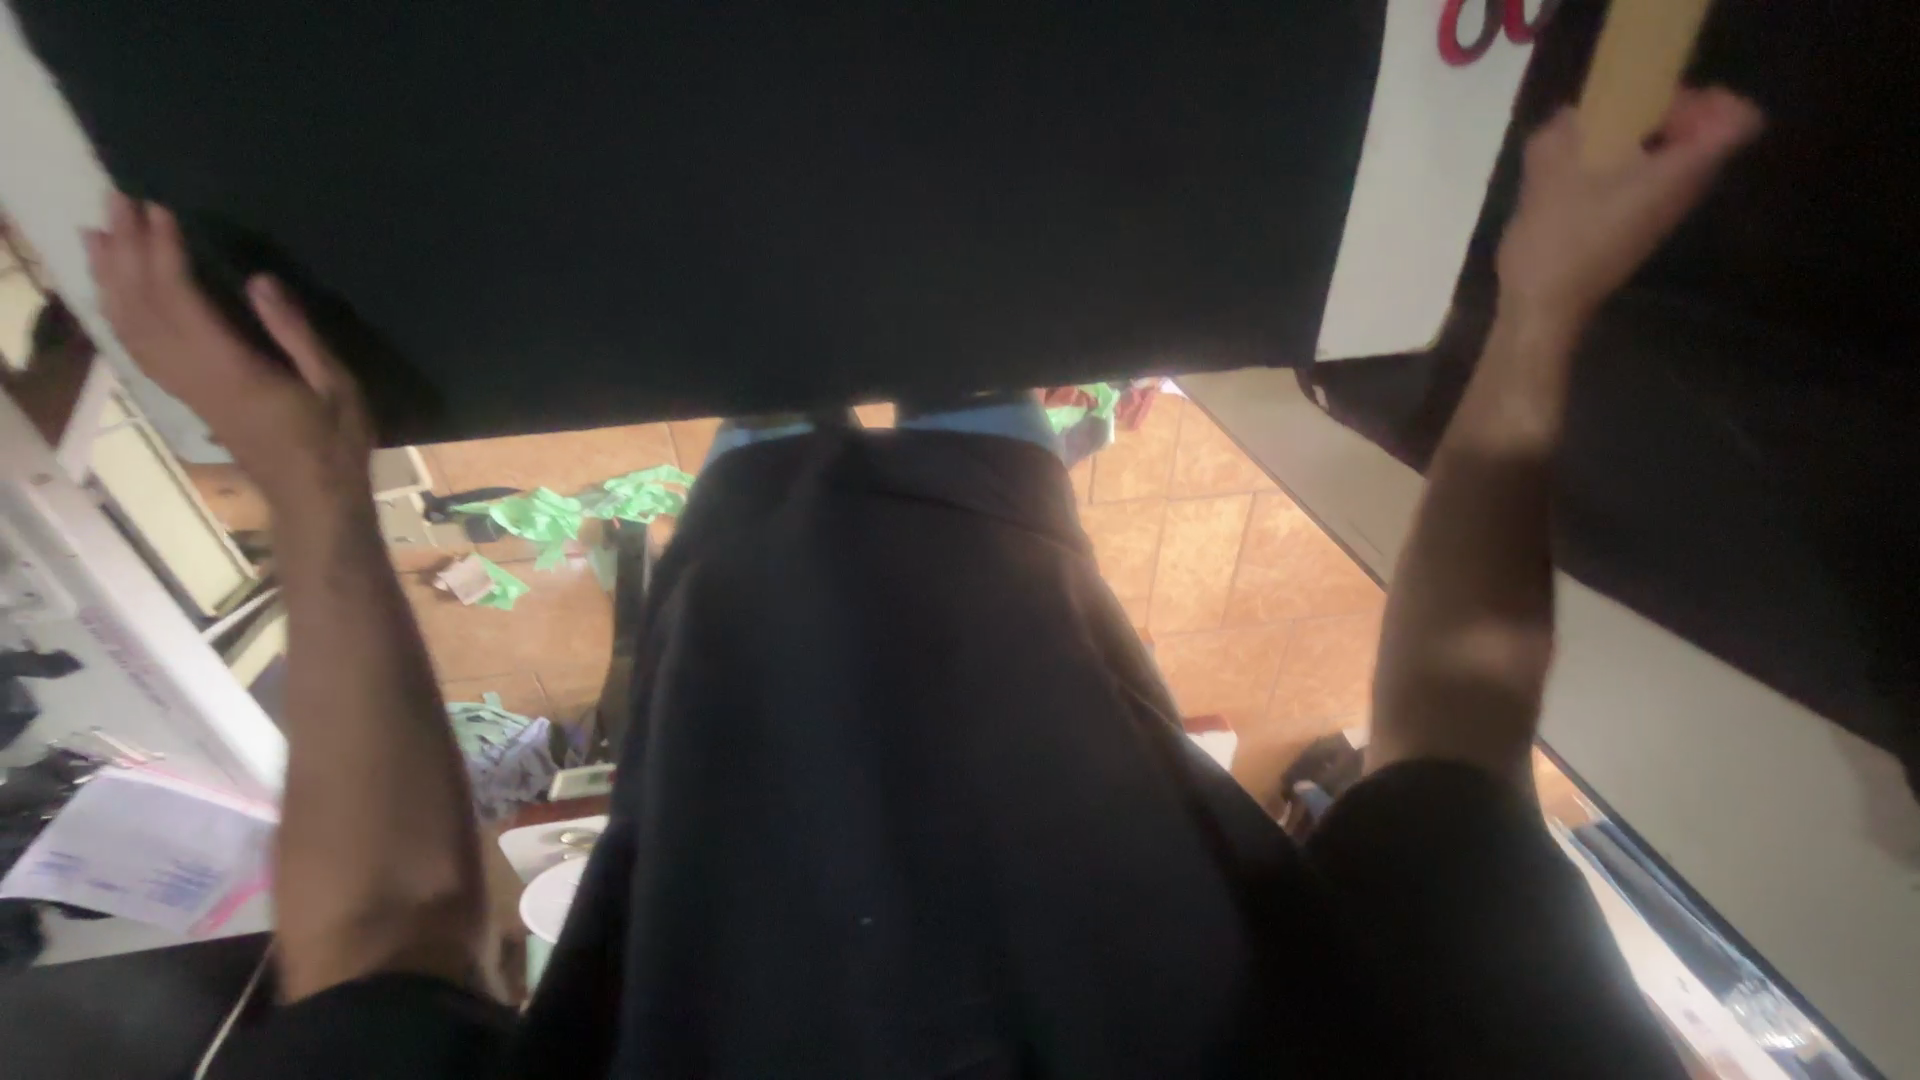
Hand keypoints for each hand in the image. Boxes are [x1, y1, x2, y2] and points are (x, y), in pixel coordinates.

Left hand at [83, 192, 372, 508]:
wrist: (312, 495)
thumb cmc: (334, 441)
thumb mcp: (336, 386)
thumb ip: (297, 335)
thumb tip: (259, 282)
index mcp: (228, 367)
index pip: (178, 299)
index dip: (161, 252)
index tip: (157, 211)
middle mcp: (191, 372)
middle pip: (140, 303)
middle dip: (126, 250)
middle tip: (117, 201)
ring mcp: (182, 385)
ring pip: (127, 322)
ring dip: (110, 275)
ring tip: (100, 233)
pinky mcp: (186, 393)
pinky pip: (136, 345)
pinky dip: (118, 311)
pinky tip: (116, 293)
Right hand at [1497, 87, 1763, 329]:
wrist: (1544, 312)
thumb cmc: (1557, 245)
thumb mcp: (1546, 183)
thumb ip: (1556, 141)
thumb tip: (1567, 119)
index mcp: (1678, 173)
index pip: (1737, 121)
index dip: (1710, 101)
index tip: (1661, 104)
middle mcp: (1682, 194)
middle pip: (1702, 141)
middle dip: (1667, 122)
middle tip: (1618, 122)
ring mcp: (1658, 221)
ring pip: (1671, 168)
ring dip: (1639, 152)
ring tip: (1589, 155)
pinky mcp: (1633, 238)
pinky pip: (1646, 193)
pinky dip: (1622, 180)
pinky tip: (1577, 190)